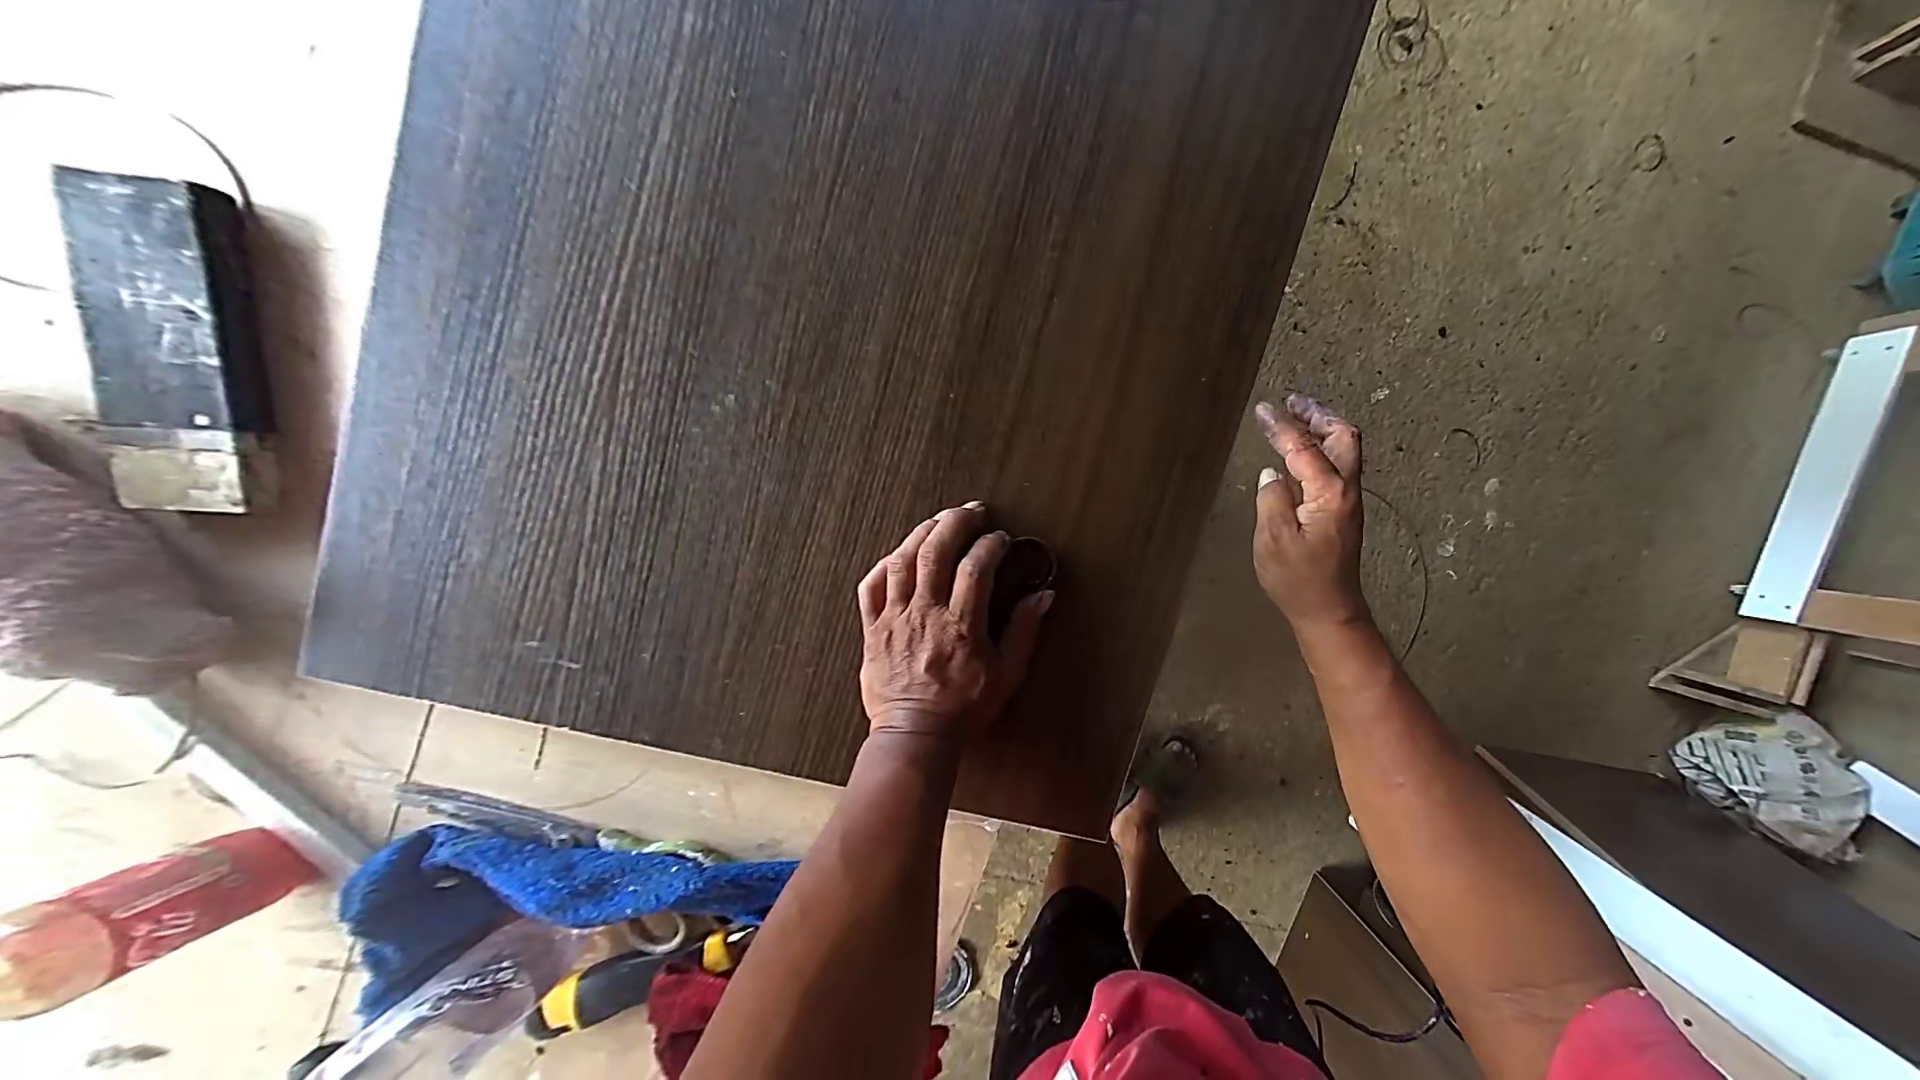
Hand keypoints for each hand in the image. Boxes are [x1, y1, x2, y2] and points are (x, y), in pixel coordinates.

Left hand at [856, 502, 1052, 741]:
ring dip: (921, 533)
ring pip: (902, 561)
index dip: (990, 545)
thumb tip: (1043, 596)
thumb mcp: (1007, 675)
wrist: (914, 734)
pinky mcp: (873, 628)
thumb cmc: (962, 709)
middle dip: (955, 522)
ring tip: (938, 521)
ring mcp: (895, 619)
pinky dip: (883, 564)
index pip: (976, 568)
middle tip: (971, 512)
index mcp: (961, 626)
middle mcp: (926, 615)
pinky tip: (899, 555)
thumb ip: (1025, 631)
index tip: (1000, 539)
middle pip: (936, 551)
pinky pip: (870, 586)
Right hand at [1252, 395, 1367, 627]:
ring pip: (1344, 450)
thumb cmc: (1297, 578)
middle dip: (1319, 414)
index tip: (1264, 409)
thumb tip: (1271, 474)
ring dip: (1323, 428)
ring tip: (1299, 415)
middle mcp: (1346, 490)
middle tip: (1293, 400)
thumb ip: (1271, 500)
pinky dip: (1322, 447)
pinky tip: (1302, 451)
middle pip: (1343, 438)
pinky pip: (1337, 466)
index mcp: (1329, 494)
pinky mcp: (1341, 510)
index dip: (1283, 426)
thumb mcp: (1273, 539)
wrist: (1328, 608)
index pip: (1304, 448)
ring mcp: (1347, 500)